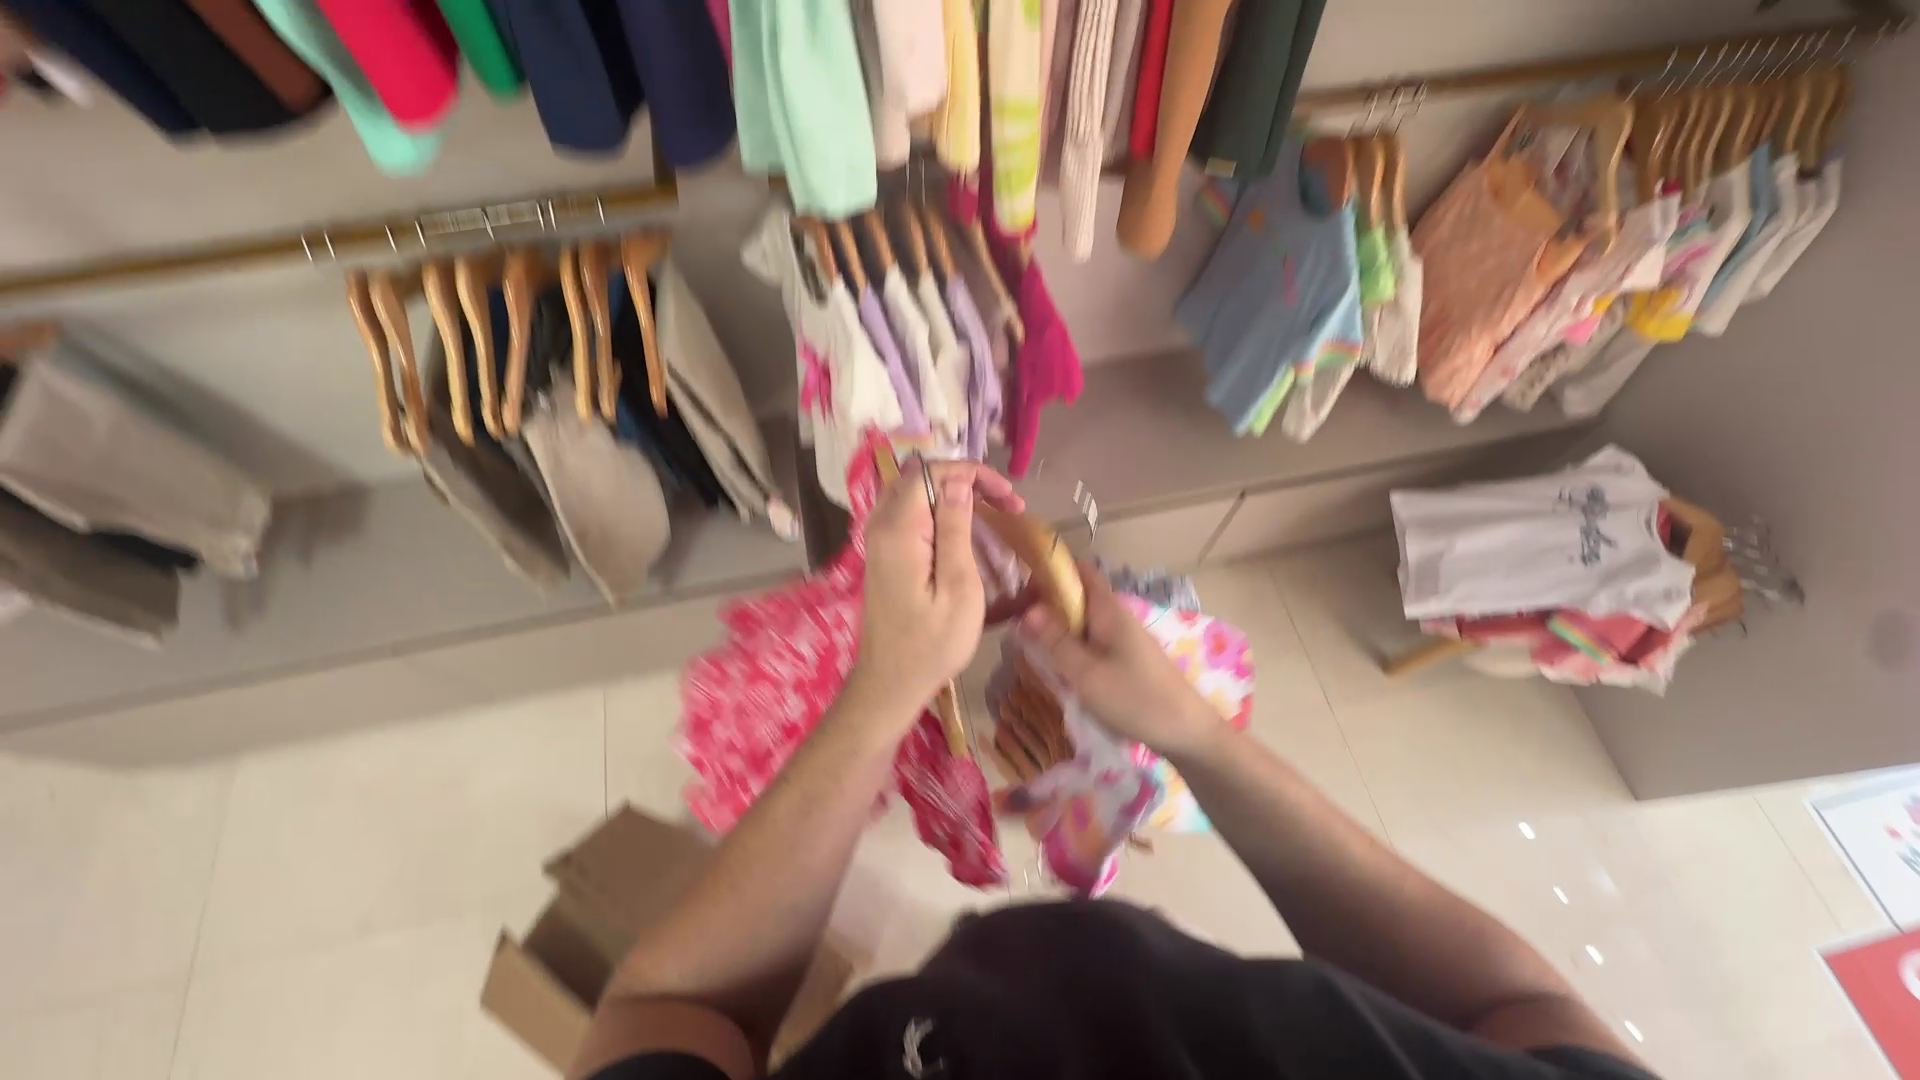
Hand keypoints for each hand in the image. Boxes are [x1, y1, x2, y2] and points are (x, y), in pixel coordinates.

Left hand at [850, 459, 1023, 721]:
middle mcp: (882, 525)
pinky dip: (940, 512)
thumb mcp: (958, 588)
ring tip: (993, 512)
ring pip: (915, 493)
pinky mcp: (884, 554)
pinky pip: (911, 514)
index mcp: (899, 529)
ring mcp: (879, 540)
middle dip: (966, 480)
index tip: (1008, 497)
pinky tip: (967, 530)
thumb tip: (957, 482)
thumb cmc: (931, 644)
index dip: (972, 474)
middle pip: (922, 477)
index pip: (931, 472)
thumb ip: (956, 530)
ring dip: (954, 494)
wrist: (891, 682)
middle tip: (1006, 503)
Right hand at [1016, 564, 1224, 756]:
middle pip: (1077, 597)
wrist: (1188, 733)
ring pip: (1083, 622)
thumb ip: (1057, 641)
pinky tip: (1059, 667)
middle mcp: (1117, 617)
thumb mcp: (1087, 674)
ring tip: (1029, 645)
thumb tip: (1028, 609)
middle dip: (1046, 604)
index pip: (1079, 571)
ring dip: (1057, 629)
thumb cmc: (1135, 700)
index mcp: (1109, 611)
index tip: (1020, 589)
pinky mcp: (1127, 660)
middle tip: (1015, 624)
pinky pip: (1092, 642)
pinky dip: (1072, 647)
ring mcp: (1124, 639)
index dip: (1050, 571)